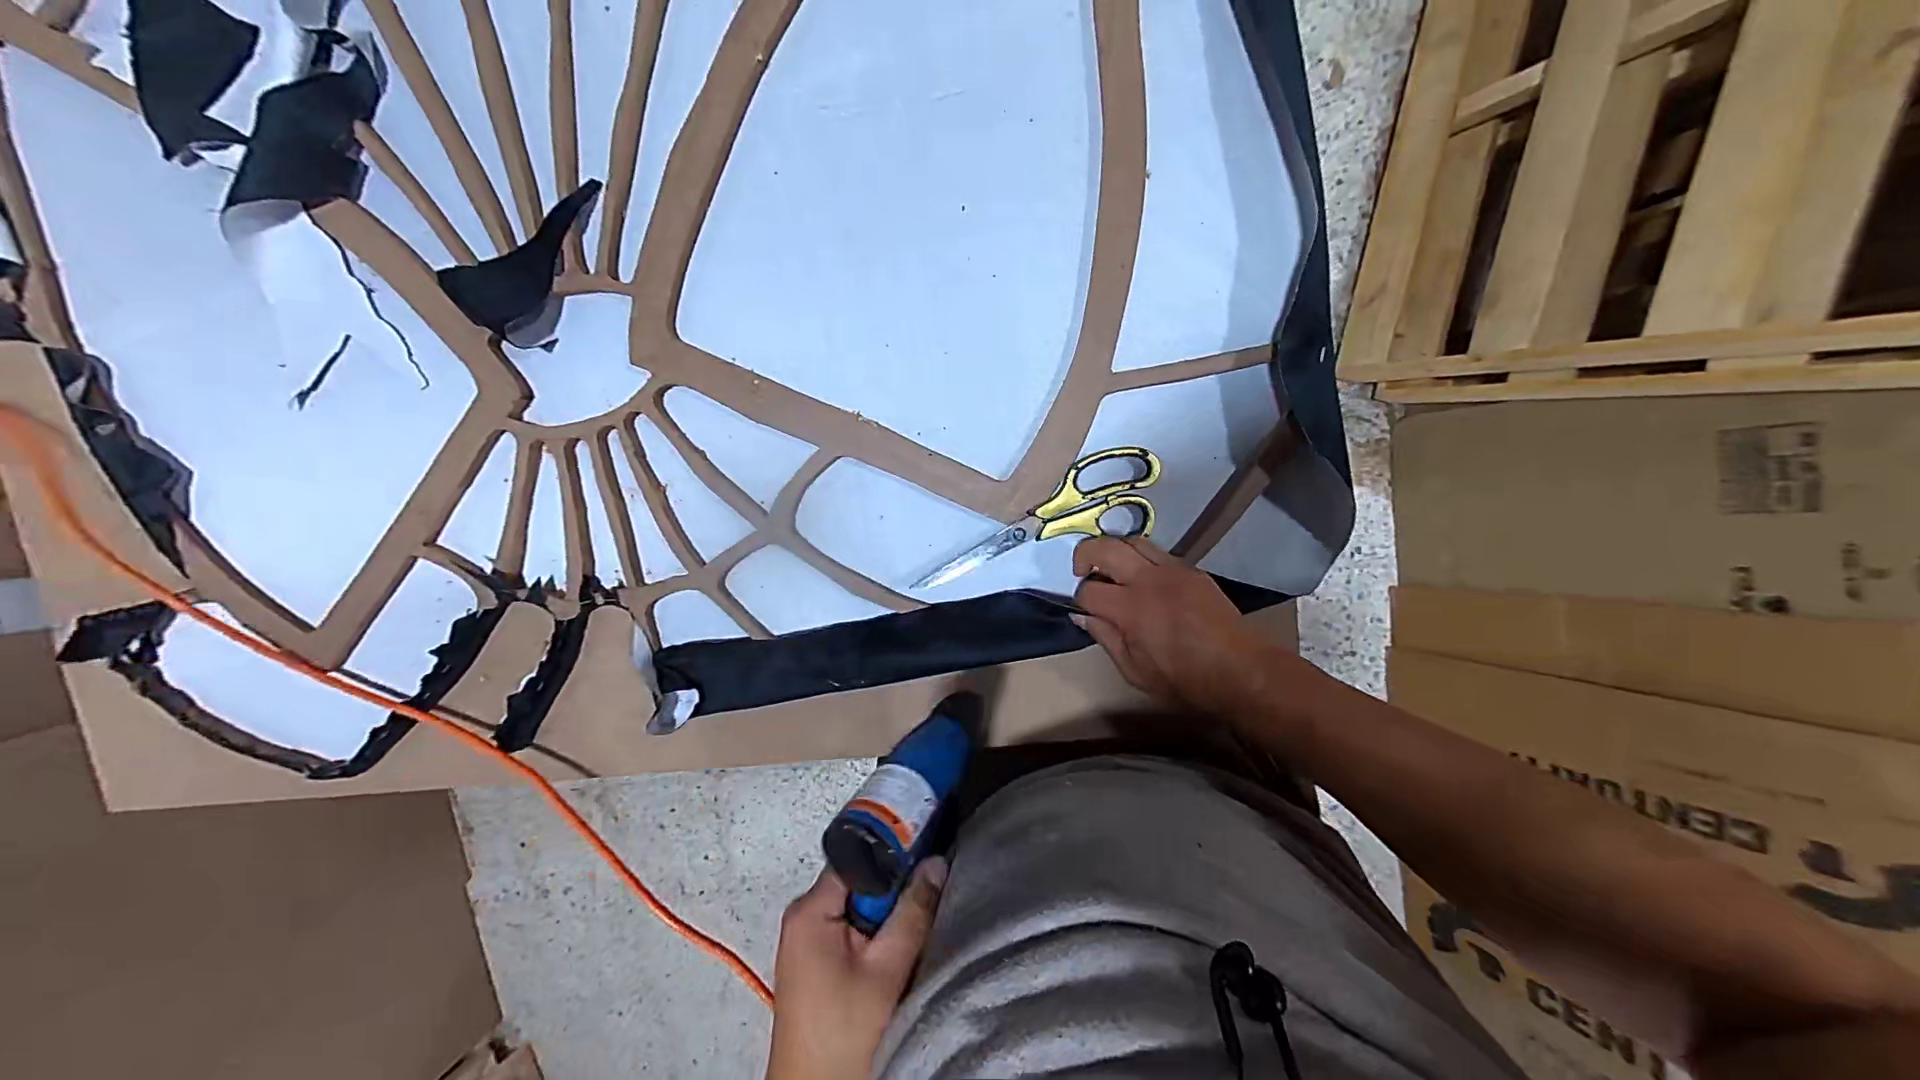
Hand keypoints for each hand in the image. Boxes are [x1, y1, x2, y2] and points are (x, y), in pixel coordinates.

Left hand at [765, 859, 946, 1079]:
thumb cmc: (846, 1035)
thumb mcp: (888, 968)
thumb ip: (912, 910)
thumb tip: (935, 861)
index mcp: (810, 909)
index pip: (857, 857)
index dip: (892, 853)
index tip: (927, 854)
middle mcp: (803, 916)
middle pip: (859, 881)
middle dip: (892, 892)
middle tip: (923, 904)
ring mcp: (807, 939)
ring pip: (859, 906)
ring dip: (885, 917)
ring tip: (908, 935)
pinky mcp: (816, 960)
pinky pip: (851, 928)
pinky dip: (874, 936)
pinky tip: (891, 957)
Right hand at [1072, 536, 1282, 715]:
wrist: (1241, 671)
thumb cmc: (1185, 680)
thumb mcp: (1135, 672)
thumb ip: (1106, 639)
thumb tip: (1083, 616)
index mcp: (1131, 609)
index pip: (1088, 590)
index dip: (1078, 599)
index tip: (1082, 609)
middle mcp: (1148, 580)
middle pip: (1104, 548)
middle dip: (1084, 555)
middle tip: (1082, 572)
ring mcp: (1173, 570)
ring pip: (1133, 541)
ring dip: (1114, 550)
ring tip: (1111, 569)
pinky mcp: (1192, 570)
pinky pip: (1158, 553)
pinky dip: (1141, 558)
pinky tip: (1143, 579)